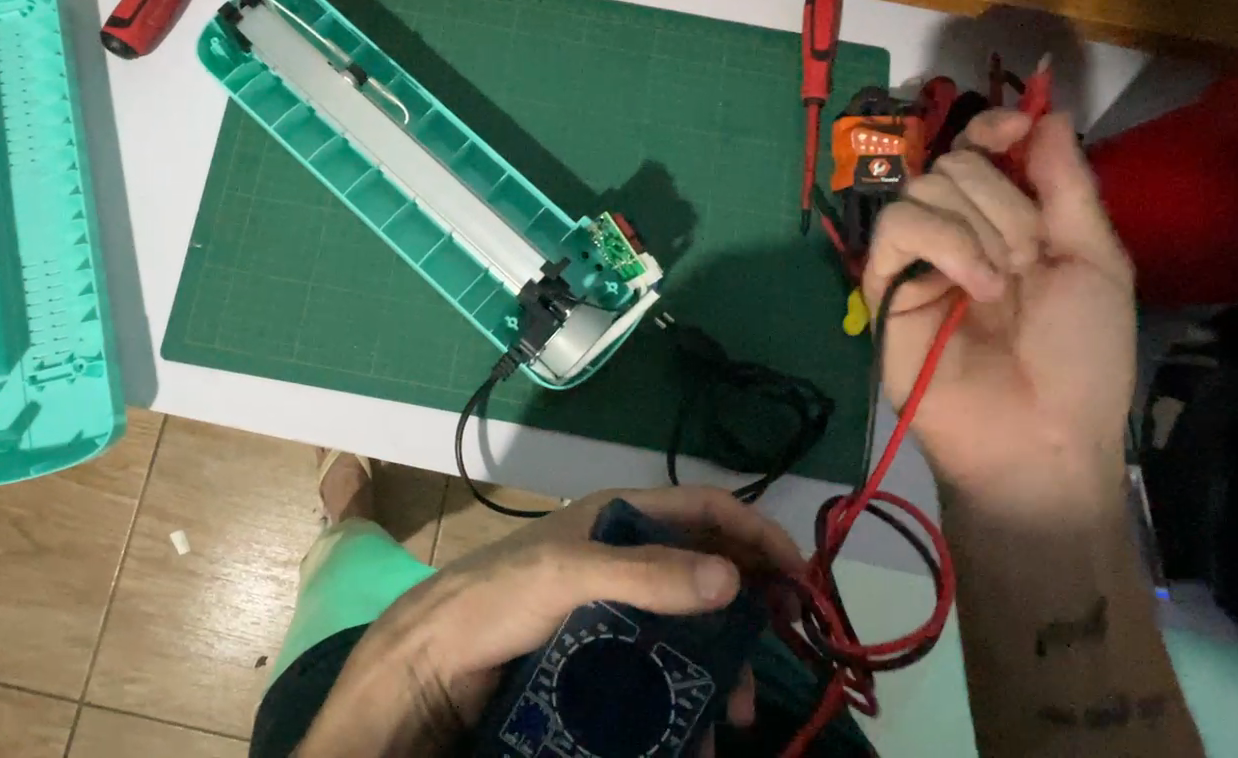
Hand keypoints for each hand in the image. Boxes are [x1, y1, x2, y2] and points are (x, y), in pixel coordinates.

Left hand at [295, 486, 806, 757]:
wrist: (437, 659)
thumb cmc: (501, 596)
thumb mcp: (570, 575)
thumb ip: (647, 574)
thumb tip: (733, 578)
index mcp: (620, 517)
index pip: (704, 509)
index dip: (755, 532)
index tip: (800, 578)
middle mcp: (625, 555)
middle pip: (707, 570)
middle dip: (745, 609)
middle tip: (770, 655)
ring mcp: (616, 605)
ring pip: (690, 625)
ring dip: (719, 663)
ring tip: (730, 711)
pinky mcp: (605, 649)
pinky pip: (663, 665)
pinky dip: (687, 691)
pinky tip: (698, 727)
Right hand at [861, 111, 1134, 519]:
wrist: (1037, 429)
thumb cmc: (1080, 355)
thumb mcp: (1095, 262)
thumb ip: (1069, 186)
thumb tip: (1050, 113)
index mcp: (1009, 222)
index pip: (981, 149)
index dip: (992, 126)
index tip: (1015, 126)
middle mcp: (958, 231)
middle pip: (958, 164)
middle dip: (1004, 205)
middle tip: (1027, 262)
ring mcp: (916, 257)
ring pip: (926, 188)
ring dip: (978, 229)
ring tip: (1000, 284)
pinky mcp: (883, 282)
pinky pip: (898, 227)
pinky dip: (944, 243)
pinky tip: (972, 284)